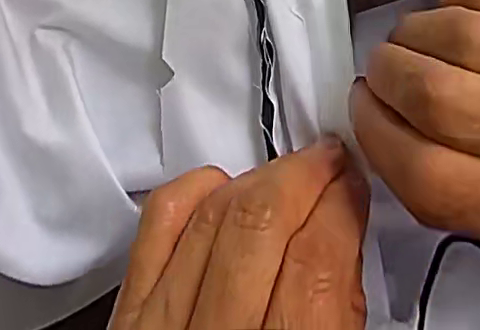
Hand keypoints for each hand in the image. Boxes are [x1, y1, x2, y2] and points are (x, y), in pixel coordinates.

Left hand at [108, 138, 367, 329]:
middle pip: (259, 225)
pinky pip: (157, 229)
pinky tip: (222, 189)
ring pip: (211, 215)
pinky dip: (193, 194)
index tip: (354, 185)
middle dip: (305, 174)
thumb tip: (347, 231)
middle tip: (331, 165)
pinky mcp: (125, 322)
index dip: (342, 202)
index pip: (314, 262)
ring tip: (292, 172)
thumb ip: (339, 313)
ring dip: (262, 177)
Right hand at [352, 0, 479, 246]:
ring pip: (455, 34)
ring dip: (411, 35)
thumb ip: (448, 185)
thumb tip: (374, 115)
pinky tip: (452, 17)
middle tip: (381, 70)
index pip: (434, 179)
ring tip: (411, 42)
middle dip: (389, 76)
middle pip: (440, 98)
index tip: (363, 111)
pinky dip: (446, 1)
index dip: (378, 137)